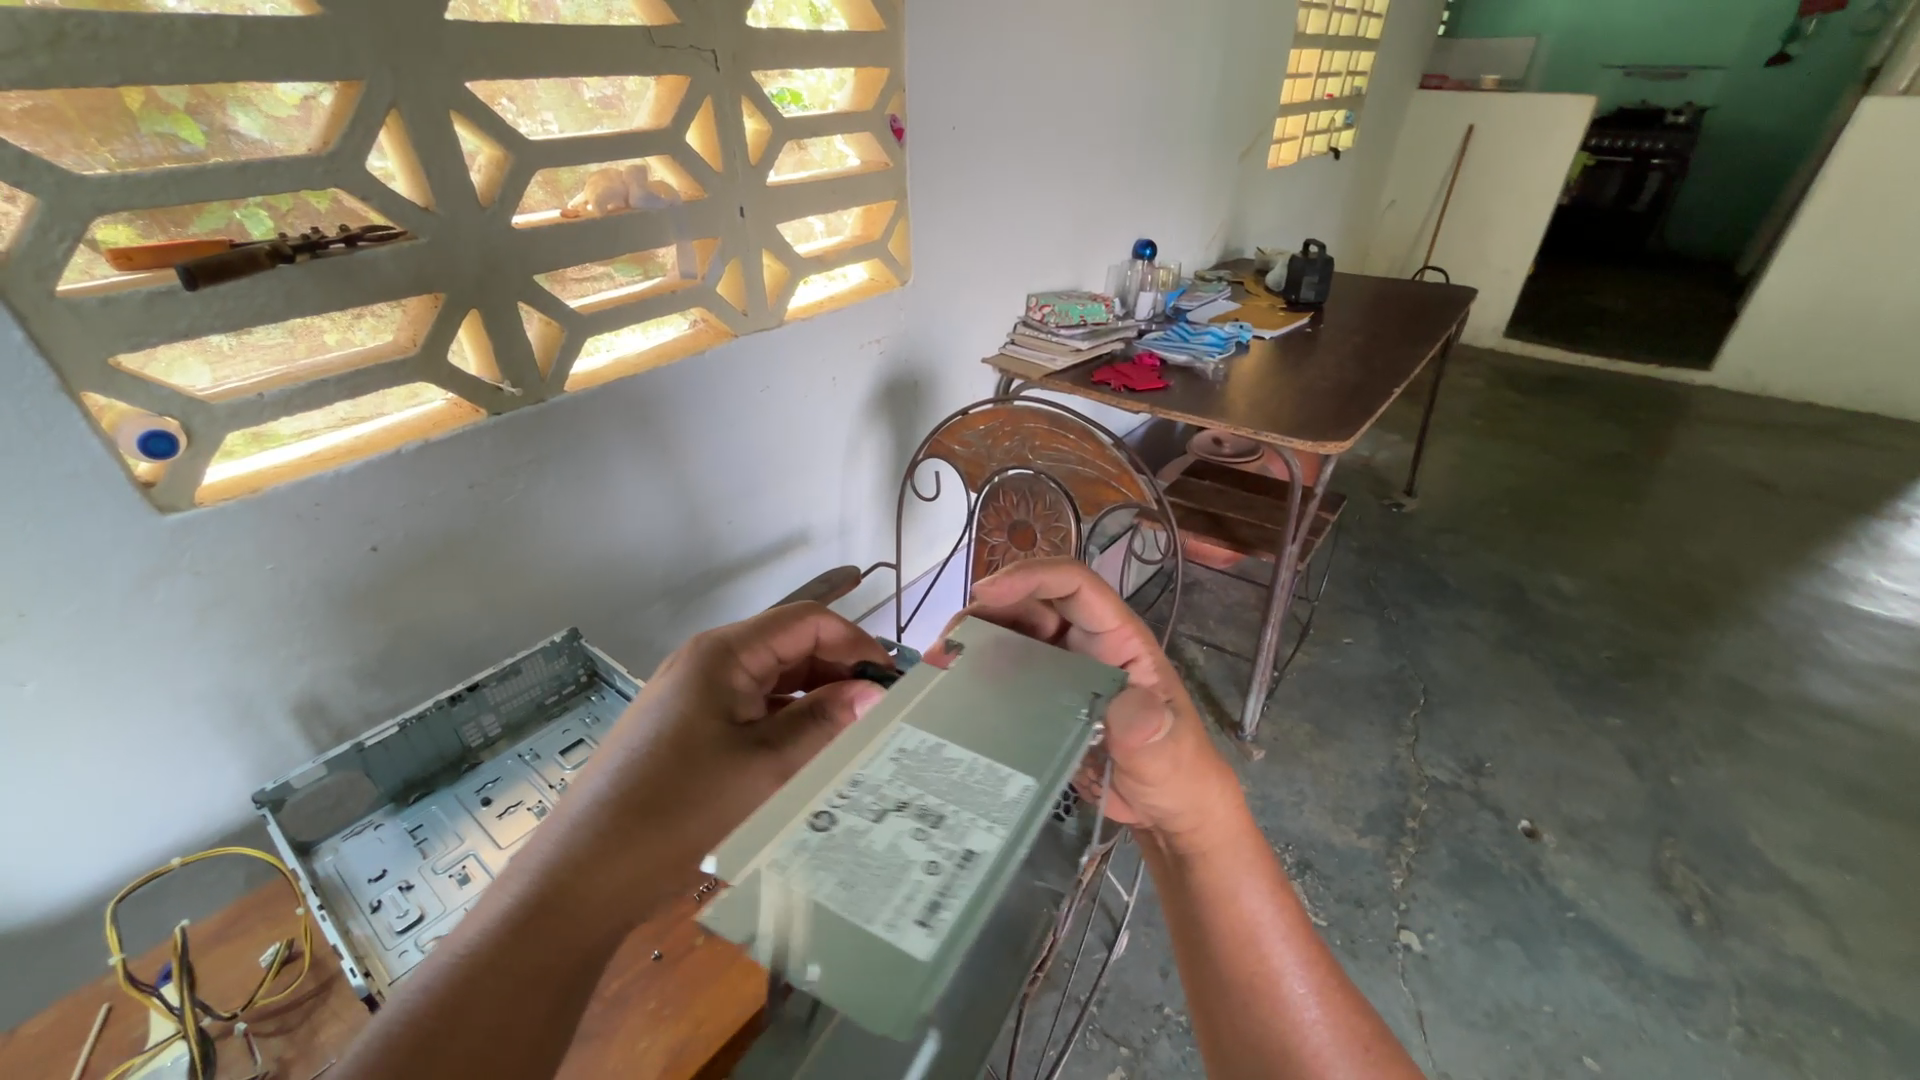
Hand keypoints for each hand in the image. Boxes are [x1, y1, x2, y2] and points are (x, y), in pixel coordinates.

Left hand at [520, 602, 891, 923]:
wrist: (585, 874)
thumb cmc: (679, 809)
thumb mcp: (765, 765)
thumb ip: (824, 721)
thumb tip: (876, 691)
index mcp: (723, 653)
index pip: (806, 620)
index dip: (855, 642)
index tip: (891, 683)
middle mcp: (708, 663)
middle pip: (789, 648)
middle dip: (838, 674)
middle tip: (881, 716)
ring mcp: (695, 698)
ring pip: (773, 684)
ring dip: (815, 704)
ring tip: (856, 740)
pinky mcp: (689, 732)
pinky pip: (751, 714)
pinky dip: (786, 727)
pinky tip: (812, 759)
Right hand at [942, 558, 1242, 849]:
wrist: (1166, 812)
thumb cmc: (1178, 772)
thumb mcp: (1170, 754)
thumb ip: (1152, 732)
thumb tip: (1130, 709)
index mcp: (1117, 638)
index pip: (1074, 585)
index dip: (1031, 577)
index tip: (985, 594)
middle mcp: (1084, 643)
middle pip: (1031, 604)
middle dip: (986, 610)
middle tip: (947, 643)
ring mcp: (1061, 670)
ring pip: (1011, 634)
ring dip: (975, 639)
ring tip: (940, 664)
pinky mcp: (1041, 699)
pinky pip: (1005, 673)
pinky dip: (977, 674)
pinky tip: (951, 691)